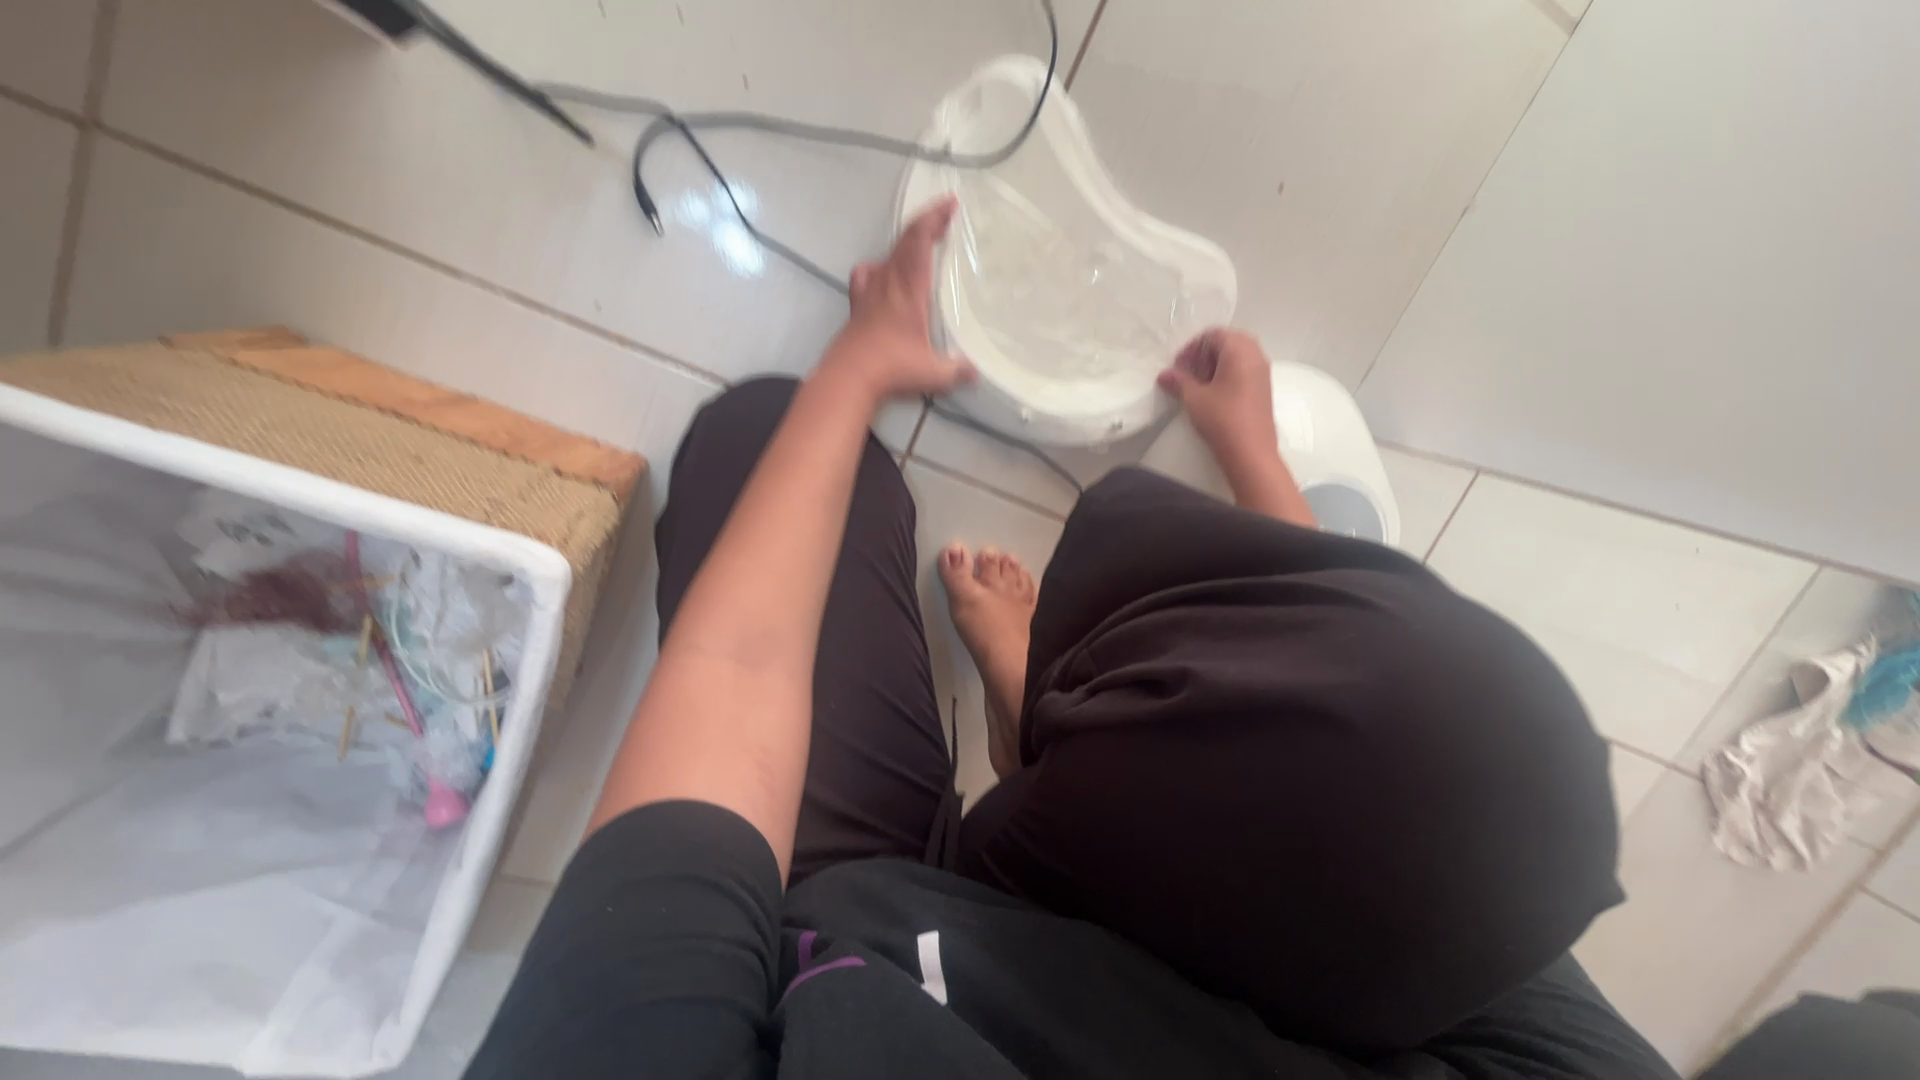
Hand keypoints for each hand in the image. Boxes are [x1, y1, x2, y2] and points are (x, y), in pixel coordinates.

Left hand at [816, 196, 975, 407]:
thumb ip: (957, 370)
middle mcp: (888, 281)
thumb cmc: (893, 368)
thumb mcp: (933, 374)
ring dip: (906, 246)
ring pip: (887, 255)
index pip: (919, 240)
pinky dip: (878, 268)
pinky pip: (866, 275)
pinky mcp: (857, 305)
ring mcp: (869, 291)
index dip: (934, 217)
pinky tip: (882, 276)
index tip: (951, 204)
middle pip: (905, 241)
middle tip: (945, 219)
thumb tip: (975, 372)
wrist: (848, 378)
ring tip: (921, 249)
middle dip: (926, 224)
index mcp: (909, 288)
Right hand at [1157, 328, 1279, 473]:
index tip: (1179, 367)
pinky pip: (1245, 368)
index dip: (1192, 347)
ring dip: (1216, 364)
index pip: (1213, 334)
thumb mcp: (1194, 398)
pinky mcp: (1264, 388)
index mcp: (1239, 351)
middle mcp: (1255, 355)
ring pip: (1238, 355)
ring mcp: (1263, 372)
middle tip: (1189, 372)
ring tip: (1200, 384)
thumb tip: (1164, 375)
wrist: (1251, 452)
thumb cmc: (1221, 419)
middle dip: (1205, 353)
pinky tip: (1214, 394)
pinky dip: (1228, 373)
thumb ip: (1179, 381)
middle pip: (1228, 341)